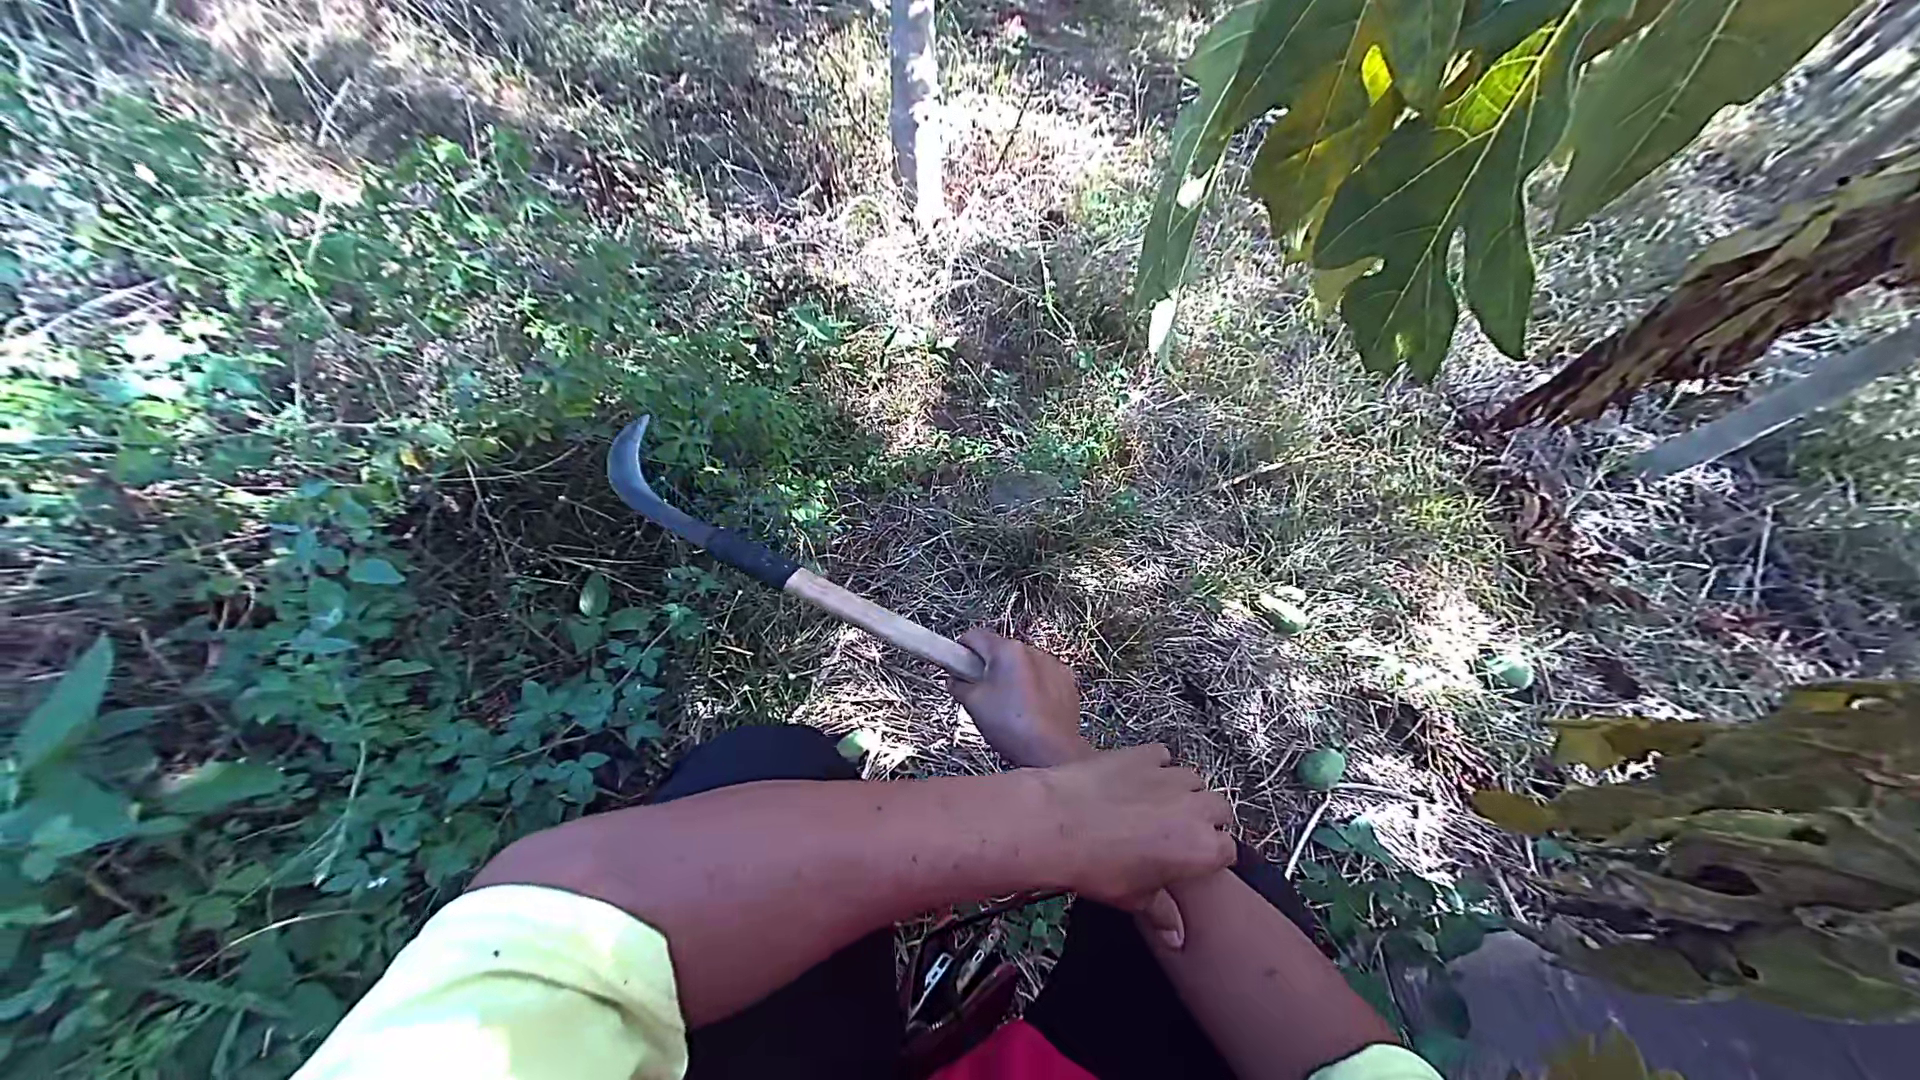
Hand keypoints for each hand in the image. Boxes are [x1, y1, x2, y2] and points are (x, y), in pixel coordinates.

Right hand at [950, 629, 1093, 767]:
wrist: (1052, 754)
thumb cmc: (1011, 727)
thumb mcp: (973, 704)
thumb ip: (958, 684)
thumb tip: (954, 680)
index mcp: (1007, 651)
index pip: (974, 636)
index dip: (961, 651)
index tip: (959, 668)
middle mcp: (1032, 650)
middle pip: (1000, 650)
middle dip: (987, 667)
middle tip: (982, 694)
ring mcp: (1053, 664)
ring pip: (1021, 664)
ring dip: (1011, 676)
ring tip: (1008, 706)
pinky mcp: (1066, 680)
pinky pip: (1042, 676)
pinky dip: (1032, 686)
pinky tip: (1029, 709)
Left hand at [1035, 744, 1234, 946]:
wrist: (1059, 821)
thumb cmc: (1096, 865)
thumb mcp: (1132, 897)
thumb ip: (1162, 913)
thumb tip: (1176, 937)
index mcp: (1201, 848)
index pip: (1227, 849)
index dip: (1211, 853)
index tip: (1194, 857)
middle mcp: (1194, 808)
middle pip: (1219, 808)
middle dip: (1205, 817)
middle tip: (1178, 829)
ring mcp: (1169, 776)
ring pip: (1193, 779)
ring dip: (1183, 789)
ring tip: (1159, 802)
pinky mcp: (1143, 754)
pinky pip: (1162, 755)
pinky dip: (1156, 763)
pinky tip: (1139, 775)